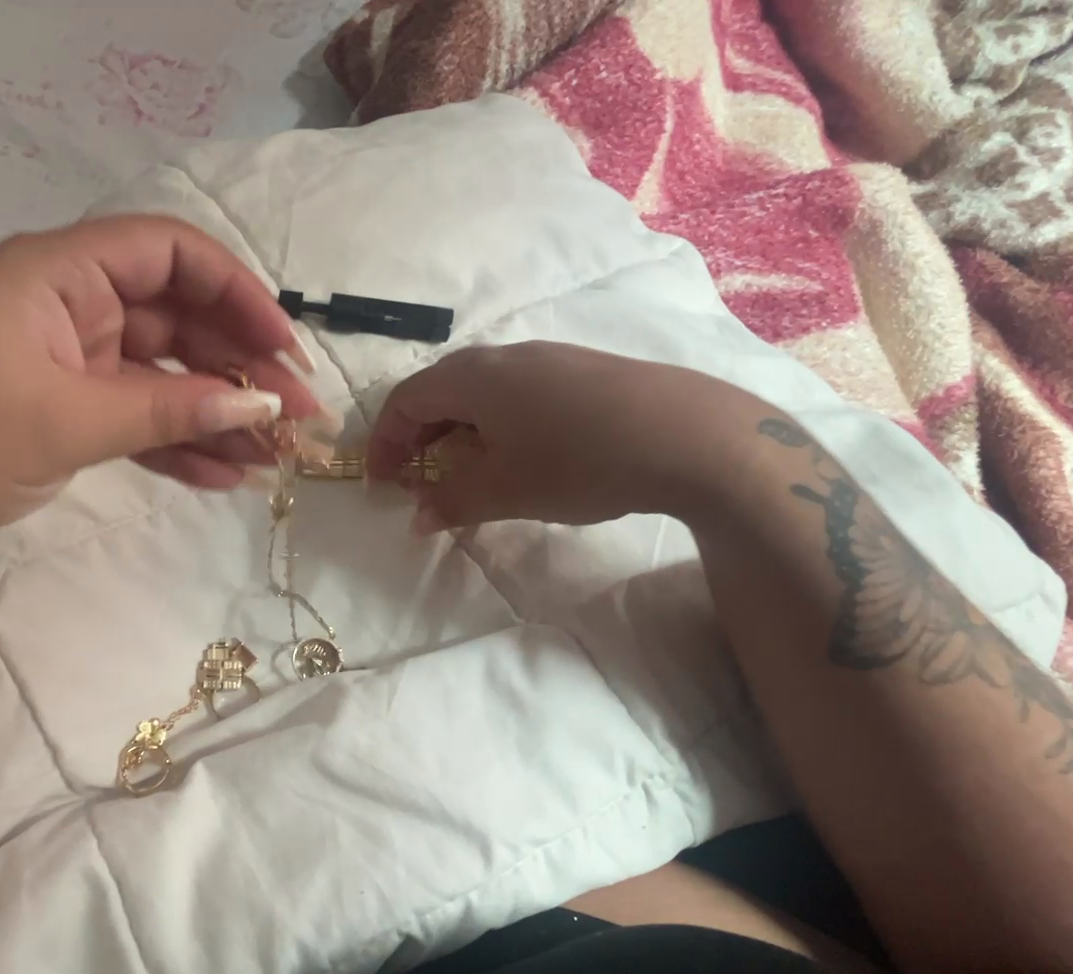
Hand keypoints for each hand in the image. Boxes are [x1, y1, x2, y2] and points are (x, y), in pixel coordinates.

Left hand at [0, 216, 322, 558]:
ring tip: (275, 456)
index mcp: (55, 274)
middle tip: (299, 416)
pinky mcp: (63, 413)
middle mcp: (67, 307)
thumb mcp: (63, 421)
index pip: (167, 253)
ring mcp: (67, 364)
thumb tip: (258, 402)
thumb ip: (165, 408)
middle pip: (176, 319)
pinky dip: (179, 445)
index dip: (236, 291)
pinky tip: (228, 477)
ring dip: (218, 414)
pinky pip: (136, 419)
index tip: (284, 347)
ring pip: (162, 376)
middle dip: (240, 366)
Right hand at [366, 342, 768, 531]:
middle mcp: (504, 357)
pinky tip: (518, 454)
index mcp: (472, 378)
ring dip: (456, 430)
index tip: (381, 485)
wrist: (691, 436)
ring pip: (479, 391)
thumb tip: (418, 517)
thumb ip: (452, 502)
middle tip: (416, 478)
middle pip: (438, 389)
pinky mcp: (582, 371)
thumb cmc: (579, 461)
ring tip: (463, 471)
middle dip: (417, 436)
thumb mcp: (505, 491)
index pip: (404, 401)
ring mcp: (547, 358)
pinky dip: (493, 423)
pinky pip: (515, 392)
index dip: (383, 443)